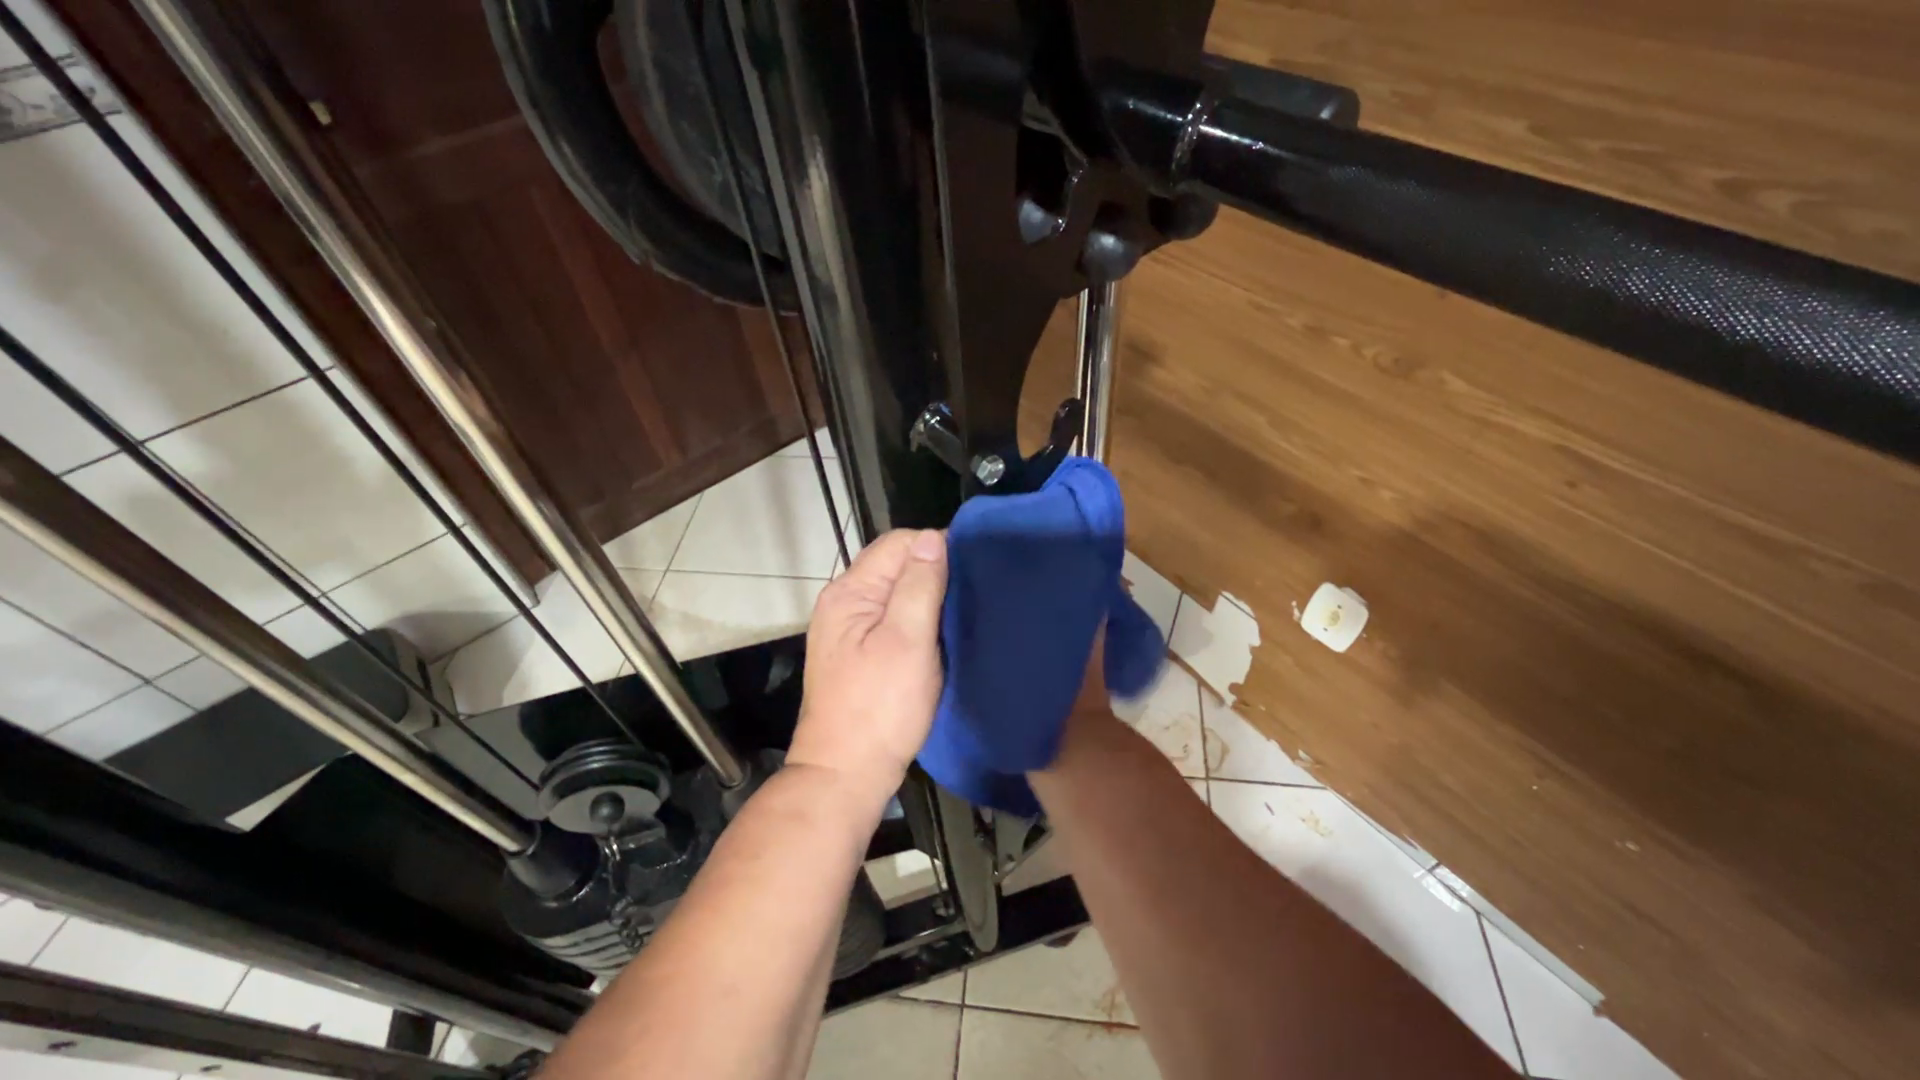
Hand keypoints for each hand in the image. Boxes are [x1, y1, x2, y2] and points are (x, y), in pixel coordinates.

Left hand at [789, 529, 948, 803]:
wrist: (845, 774)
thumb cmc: (880, 708)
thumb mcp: (907, 641)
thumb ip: (920, 586)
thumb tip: (934, 538)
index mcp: (849, 592)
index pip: (898, 543)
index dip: (936, 549)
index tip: (972, 573)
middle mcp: (843, 603)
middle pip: (895, 567)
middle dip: (933, 574)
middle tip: (973, 597)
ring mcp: (847, 632)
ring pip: (895, 596)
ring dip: (927, 601)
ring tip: (962, 617)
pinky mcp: (857, 656)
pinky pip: (891, 622)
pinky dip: (916, 624)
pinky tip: (939, 640)